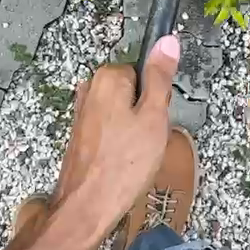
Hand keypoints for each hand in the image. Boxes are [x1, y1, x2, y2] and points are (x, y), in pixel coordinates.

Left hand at [47, 35, 180, 249]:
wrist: (85, 208)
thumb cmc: (124, 165)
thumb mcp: (153, 117)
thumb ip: (160, 77)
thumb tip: (168, 41)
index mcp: (108, 76)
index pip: (145, 74)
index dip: (155, 99)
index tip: (154, 121)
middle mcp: (91, 87)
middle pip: (133, 91)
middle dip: (144, 114)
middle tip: (146, 141)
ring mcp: (83, 110)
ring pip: (123, 112)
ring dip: (133, 131)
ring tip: (134, 155)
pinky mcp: (81, 132)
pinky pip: (111, 129)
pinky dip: (120, 144)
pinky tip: (123, 163)